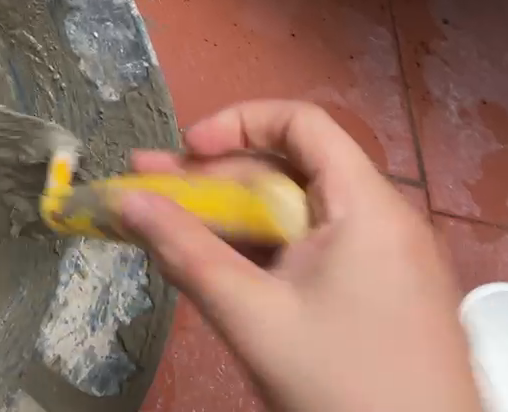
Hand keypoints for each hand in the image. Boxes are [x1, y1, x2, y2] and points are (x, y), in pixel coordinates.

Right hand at [119, 101, 480, 411]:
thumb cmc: (344, 390)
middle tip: (147, 187)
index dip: (236, 122)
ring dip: (226, 214)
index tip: (188, 150)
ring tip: (164, 225)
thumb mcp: (252, 317)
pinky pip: (308, 250)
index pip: (300, 122)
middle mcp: (381, 222)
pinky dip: (257, 249)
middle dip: (211, 175)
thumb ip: (184, 250)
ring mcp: (383, 264)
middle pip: (286, 170)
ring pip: (292, 214)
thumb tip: (123, 200)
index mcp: (366, 208)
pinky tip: (213, 265)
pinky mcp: (378, 299)